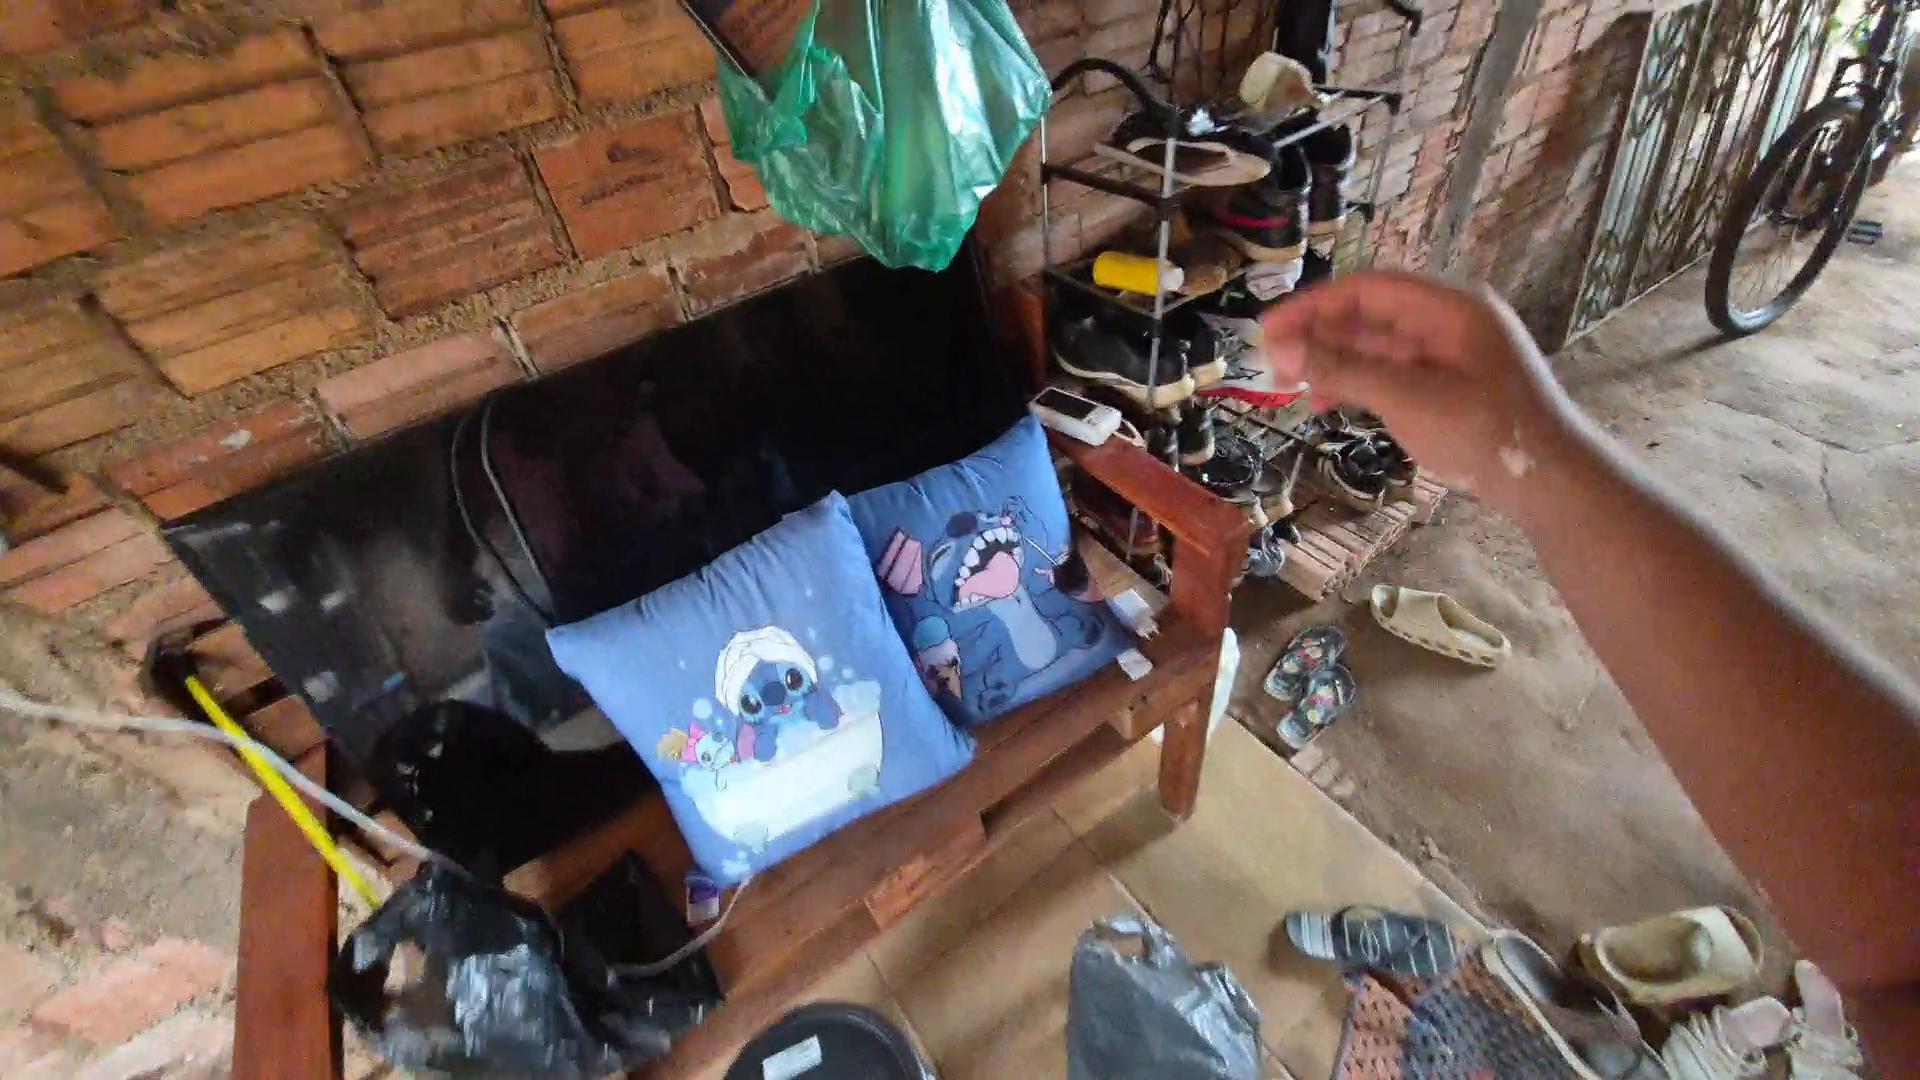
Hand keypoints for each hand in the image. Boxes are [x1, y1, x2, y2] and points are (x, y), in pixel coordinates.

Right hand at [1261, 271, 1593, 514]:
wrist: (1545, 479)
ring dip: (1327, 361)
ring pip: (1369, 346)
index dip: (1312, 305)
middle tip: (1270, 362)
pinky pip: (1382, 371)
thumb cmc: (1483, 432)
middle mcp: (1443, 322)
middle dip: (1315, 336)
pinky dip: (1349, 383)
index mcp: (1447, 309)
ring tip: (1287, 384)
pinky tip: (1321, 402)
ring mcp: (1441, 354)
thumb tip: (1283, 349)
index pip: (1366, 289)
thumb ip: (1342, 369)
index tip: (1268, 329)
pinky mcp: (1437, 383)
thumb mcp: (1406, 397)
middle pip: (1365, 316)